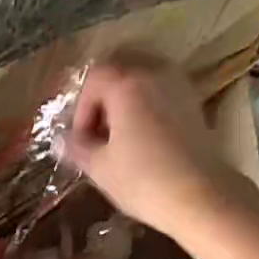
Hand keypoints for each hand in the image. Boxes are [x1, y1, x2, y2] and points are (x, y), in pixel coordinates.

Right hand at [63, 59, 254, 238]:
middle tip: (96, 129)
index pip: (94, 78)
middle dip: (102, 95)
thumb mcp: (99, 168)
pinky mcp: (192, 100)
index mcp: (128, 85)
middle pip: (120, 65)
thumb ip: (78, 147)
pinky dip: (144, 102)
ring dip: (123, 97)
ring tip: (117, 133)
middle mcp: (155, 73)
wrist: (197, 193)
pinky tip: (140, 135)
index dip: (80, 109)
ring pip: (142, 74)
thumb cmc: (141, 180)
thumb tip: (62, 140)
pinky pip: (159, 87)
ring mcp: (178, 83)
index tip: (81, 140)